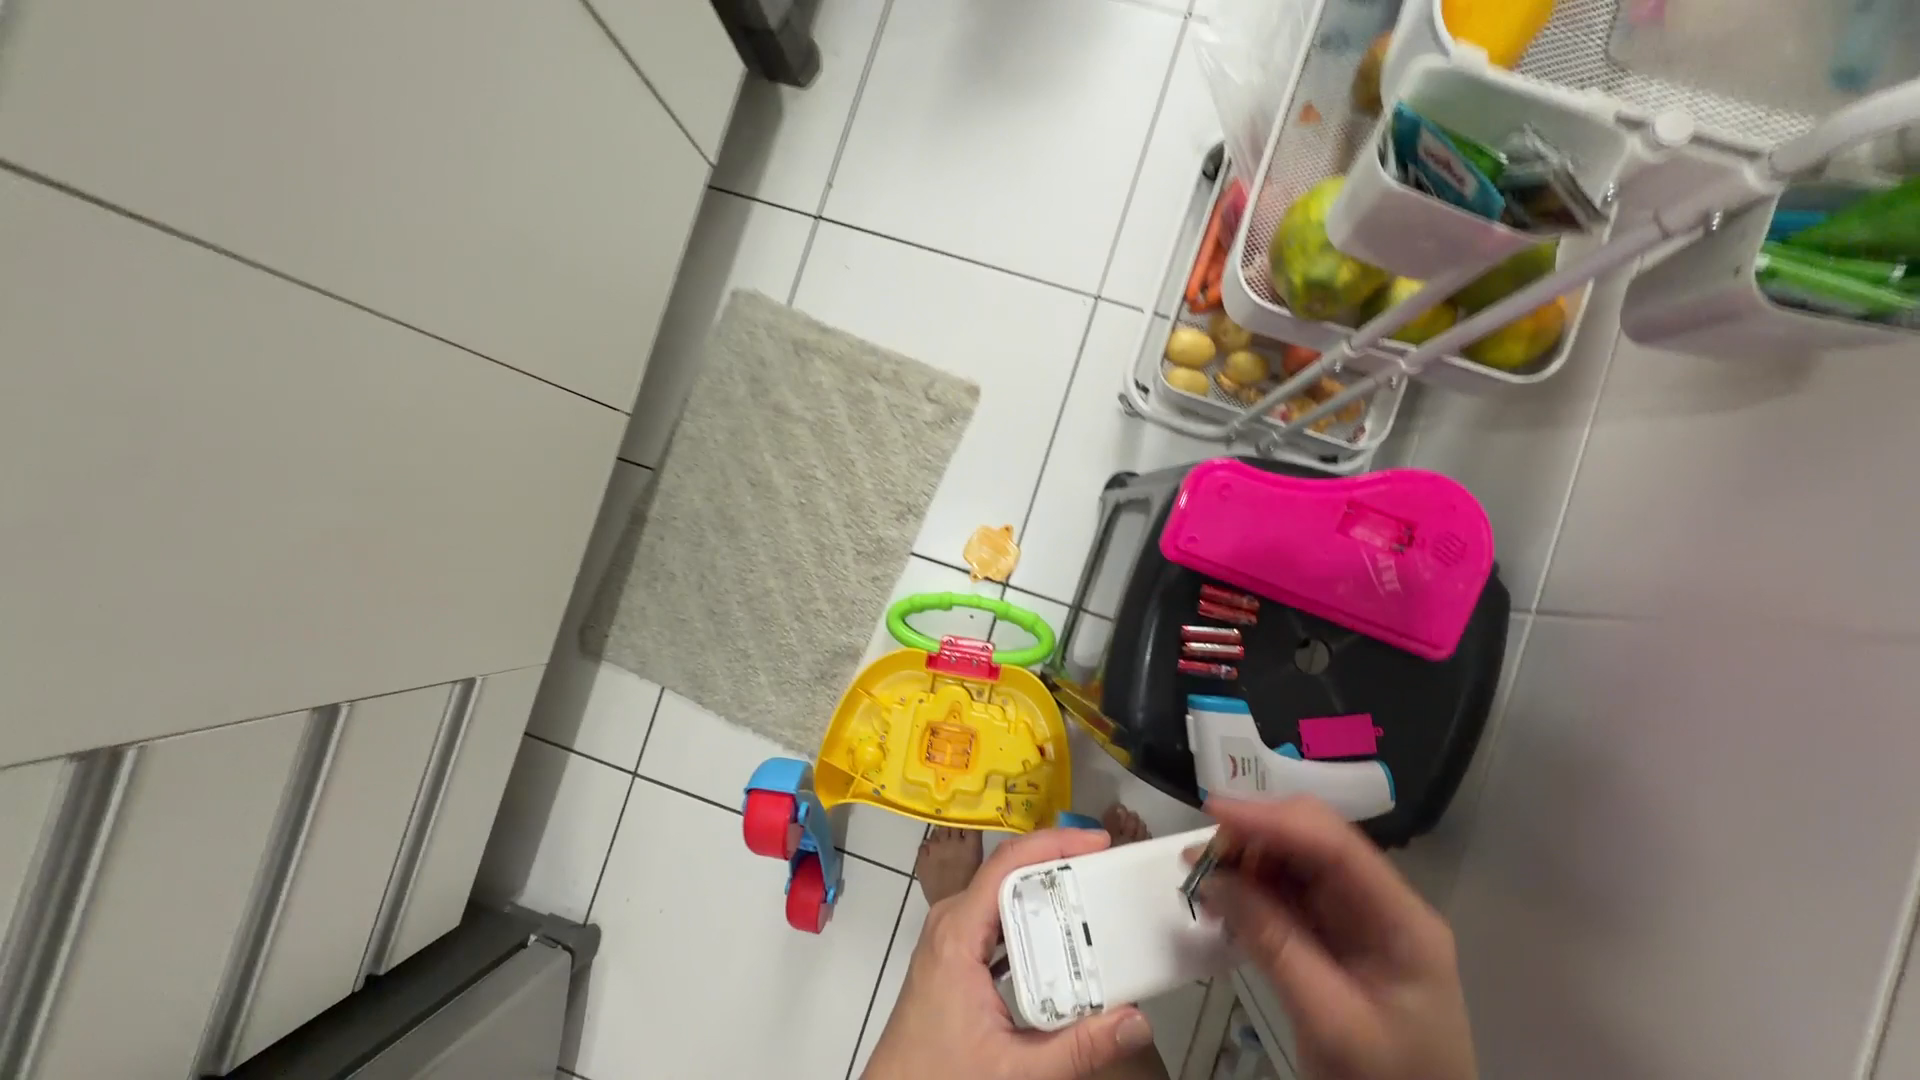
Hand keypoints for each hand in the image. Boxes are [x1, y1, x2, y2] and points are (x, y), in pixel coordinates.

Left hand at [861, 828, 1158, 1079]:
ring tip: (1091, 892)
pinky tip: (1061, 935)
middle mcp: (951, 922)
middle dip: (1058, 862)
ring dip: (1046, 889)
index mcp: (958, 933)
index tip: (1096, 843)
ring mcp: (952, 934)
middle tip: (1106, 867)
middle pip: (1009, 872)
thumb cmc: (939, 1075)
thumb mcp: (1014, 1071)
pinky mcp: (956, 951)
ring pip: (1003, 893)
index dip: (1053, 843)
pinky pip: (998, 917)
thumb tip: (1134, 1020)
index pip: (1007, 865)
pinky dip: (1032, 916)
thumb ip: (1076, 1049)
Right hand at [1195, 797, 1475, 1079]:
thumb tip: (1214, 880)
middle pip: (1313, 843)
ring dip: (1245, 862)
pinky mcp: (1332, 933)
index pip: (1336, 846)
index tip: (1214, 812)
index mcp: (1401, 920)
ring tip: (1202, 880)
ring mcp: (1356, 917)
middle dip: (1253, 837)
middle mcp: (1379, 903)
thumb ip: (1275, 946)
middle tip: (1199, 857)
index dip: (1274, 820)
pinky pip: (1286, 892)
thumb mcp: (1330, 1020)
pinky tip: (1223, 900)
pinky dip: (1249, 888)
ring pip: (1293, 861)